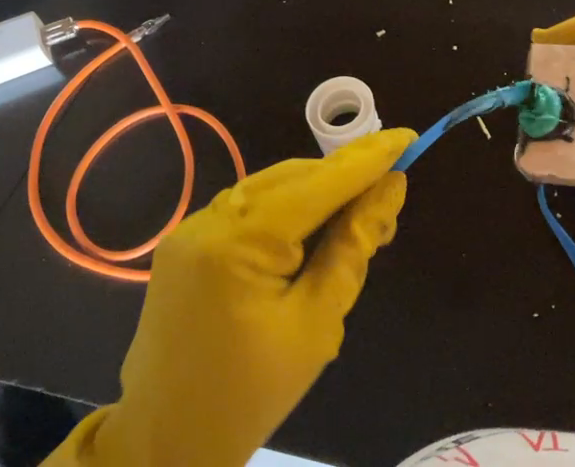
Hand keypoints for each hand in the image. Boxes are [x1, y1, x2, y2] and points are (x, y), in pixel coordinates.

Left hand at [46, 129, 414, 466]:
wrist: (163, 444)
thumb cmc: (250, 394)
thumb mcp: (317, 323)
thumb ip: (354, 247)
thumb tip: (390, 189)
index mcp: (238, 242)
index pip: (320, 183)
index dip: (369, 159)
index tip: (411, 138)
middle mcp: (209, 221)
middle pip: (295, 178)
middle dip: (347, 180)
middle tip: (390, 202)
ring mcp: (191, 230)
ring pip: (273, 188)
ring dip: (320, 194)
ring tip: (361, 221)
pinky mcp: (187, 245)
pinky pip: (250, 208)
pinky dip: (290, 211)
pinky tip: (315, 233)